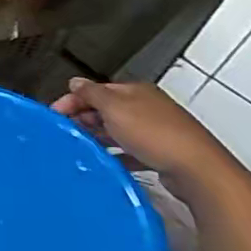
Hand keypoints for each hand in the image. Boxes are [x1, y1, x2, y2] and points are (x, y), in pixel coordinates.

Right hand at [51, 78, 244, 193]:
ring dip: (99, 137)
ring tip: (80, 149)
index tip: (54, 115)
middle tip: (64, 134)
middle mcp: (145, 106)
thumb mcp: (115, 108)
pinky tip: (106, 163)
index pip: (95, 90)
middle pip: (106, 109)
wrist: (196, 169)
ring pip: (118, 130)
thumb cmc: (154, 134)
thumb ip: (92, 94)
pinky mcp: (161, 153)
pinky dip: (117, 155)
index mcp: (134, 92)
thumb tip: (75, 81)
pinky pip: (130, 151)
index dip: (72, 100)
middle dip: (84, 118)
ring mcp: (155, 130)